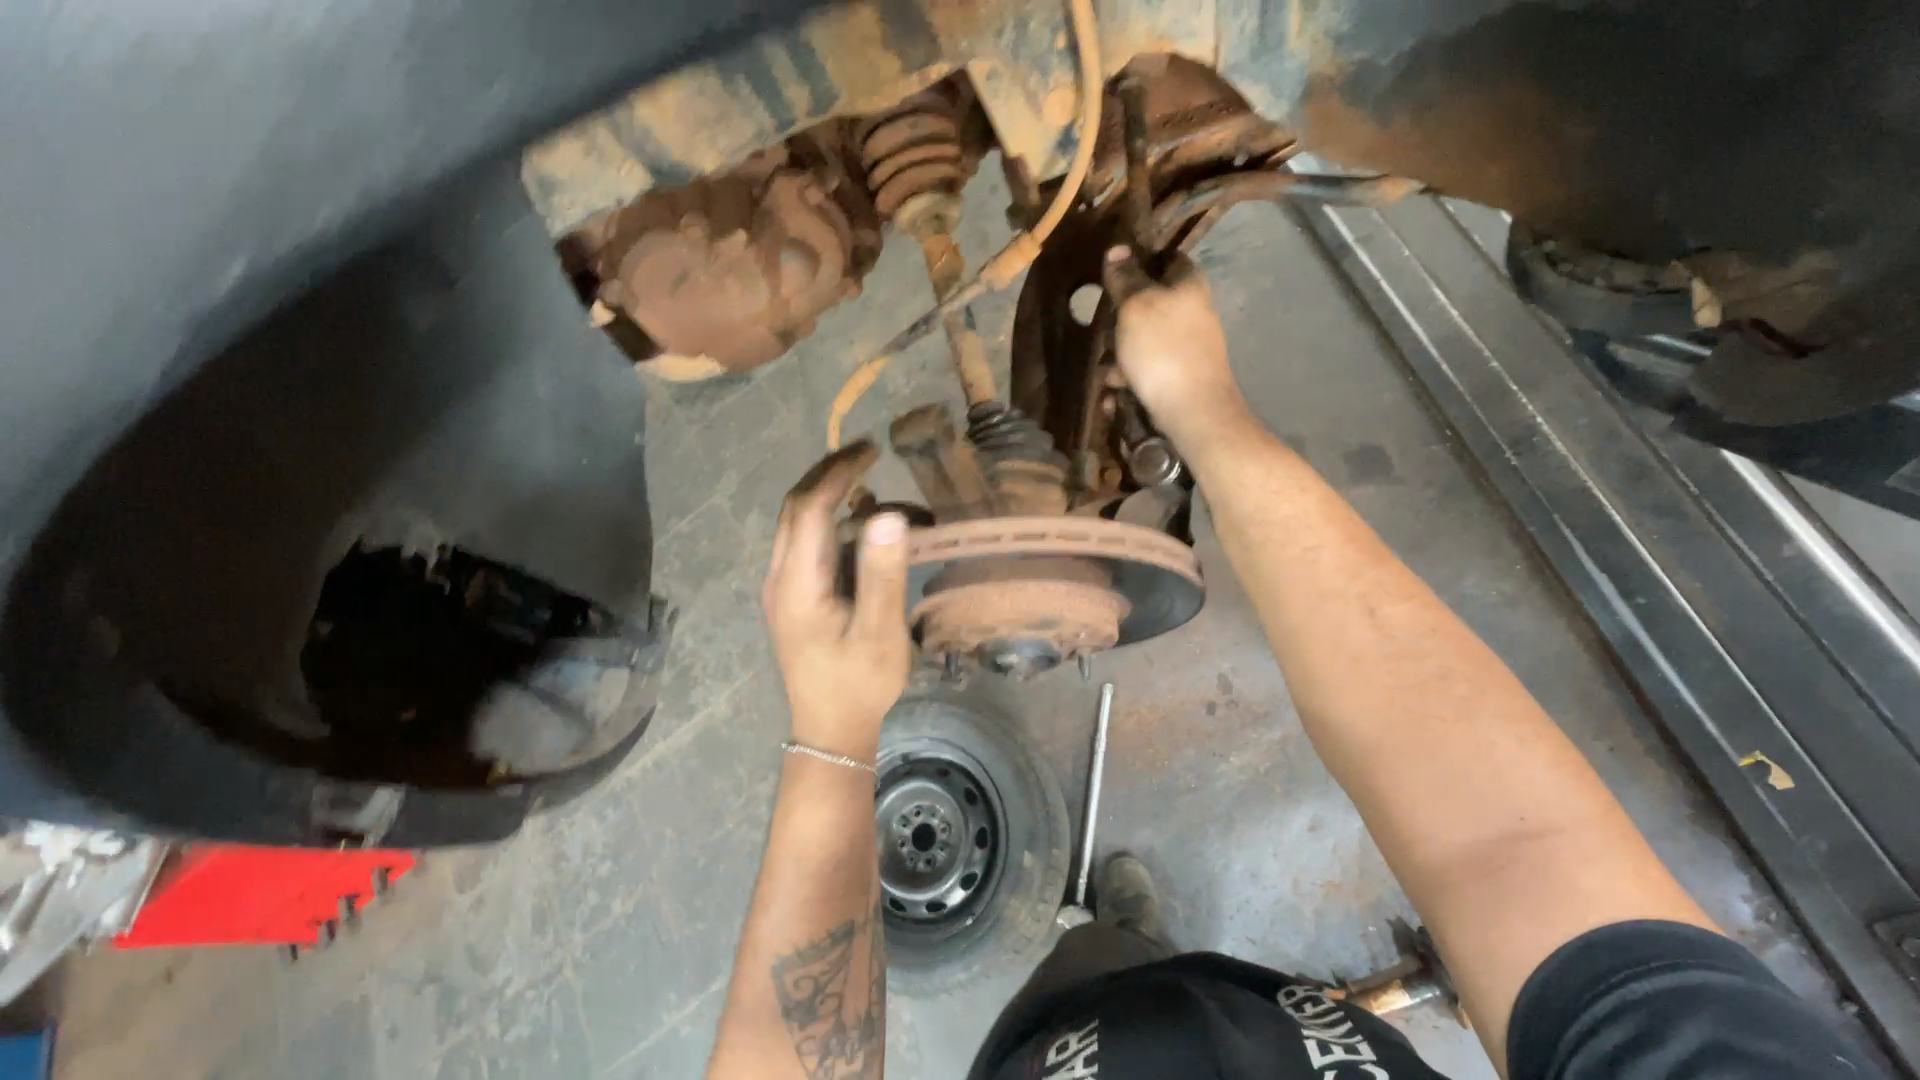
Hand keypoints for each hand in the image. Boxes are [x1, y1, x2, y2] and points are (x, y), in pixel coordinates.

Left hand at [762, 441, 911, 762]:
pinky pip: (805, 545)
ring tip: (870, 483)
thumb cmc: (859, 682)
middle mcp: (780, 577)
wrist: (829, 729)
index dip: (838, 473)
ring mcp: (782, 588)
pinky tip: (860, 526)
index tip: (872, 450)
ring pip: (797, 525)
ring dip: (829, 496)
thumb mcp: (879, 631)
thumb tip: (887, 515)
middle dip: (829, 474)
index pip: (810, 508)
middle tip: (869, 454)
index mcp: (797, 582)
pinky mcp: (792, 599)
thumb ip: (882, 573)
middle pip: (795, 508)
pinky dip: (830, 522)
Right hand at [1102, 245, 1247, 446]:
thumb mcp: (1136, 305)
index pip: (1168, 257)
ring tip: (1109, 371)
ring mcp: (1189, 345)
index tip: (1113, 275)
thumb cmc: (1162, 350)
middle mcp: (1194, 311)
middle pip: (1151, 302)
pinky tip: (1117, 392)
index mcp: (1190, 284)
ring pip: (1144, 338)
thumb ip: (1125, 277)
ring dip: (1120, 353)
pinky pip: (1148, 368)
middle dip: (1121, 318)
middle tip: (1106, 331)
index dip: (1140, 261)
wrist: (1193, 411)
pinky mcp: (1181, 375)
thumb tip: (1117, 248)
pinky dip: (1131, 377)